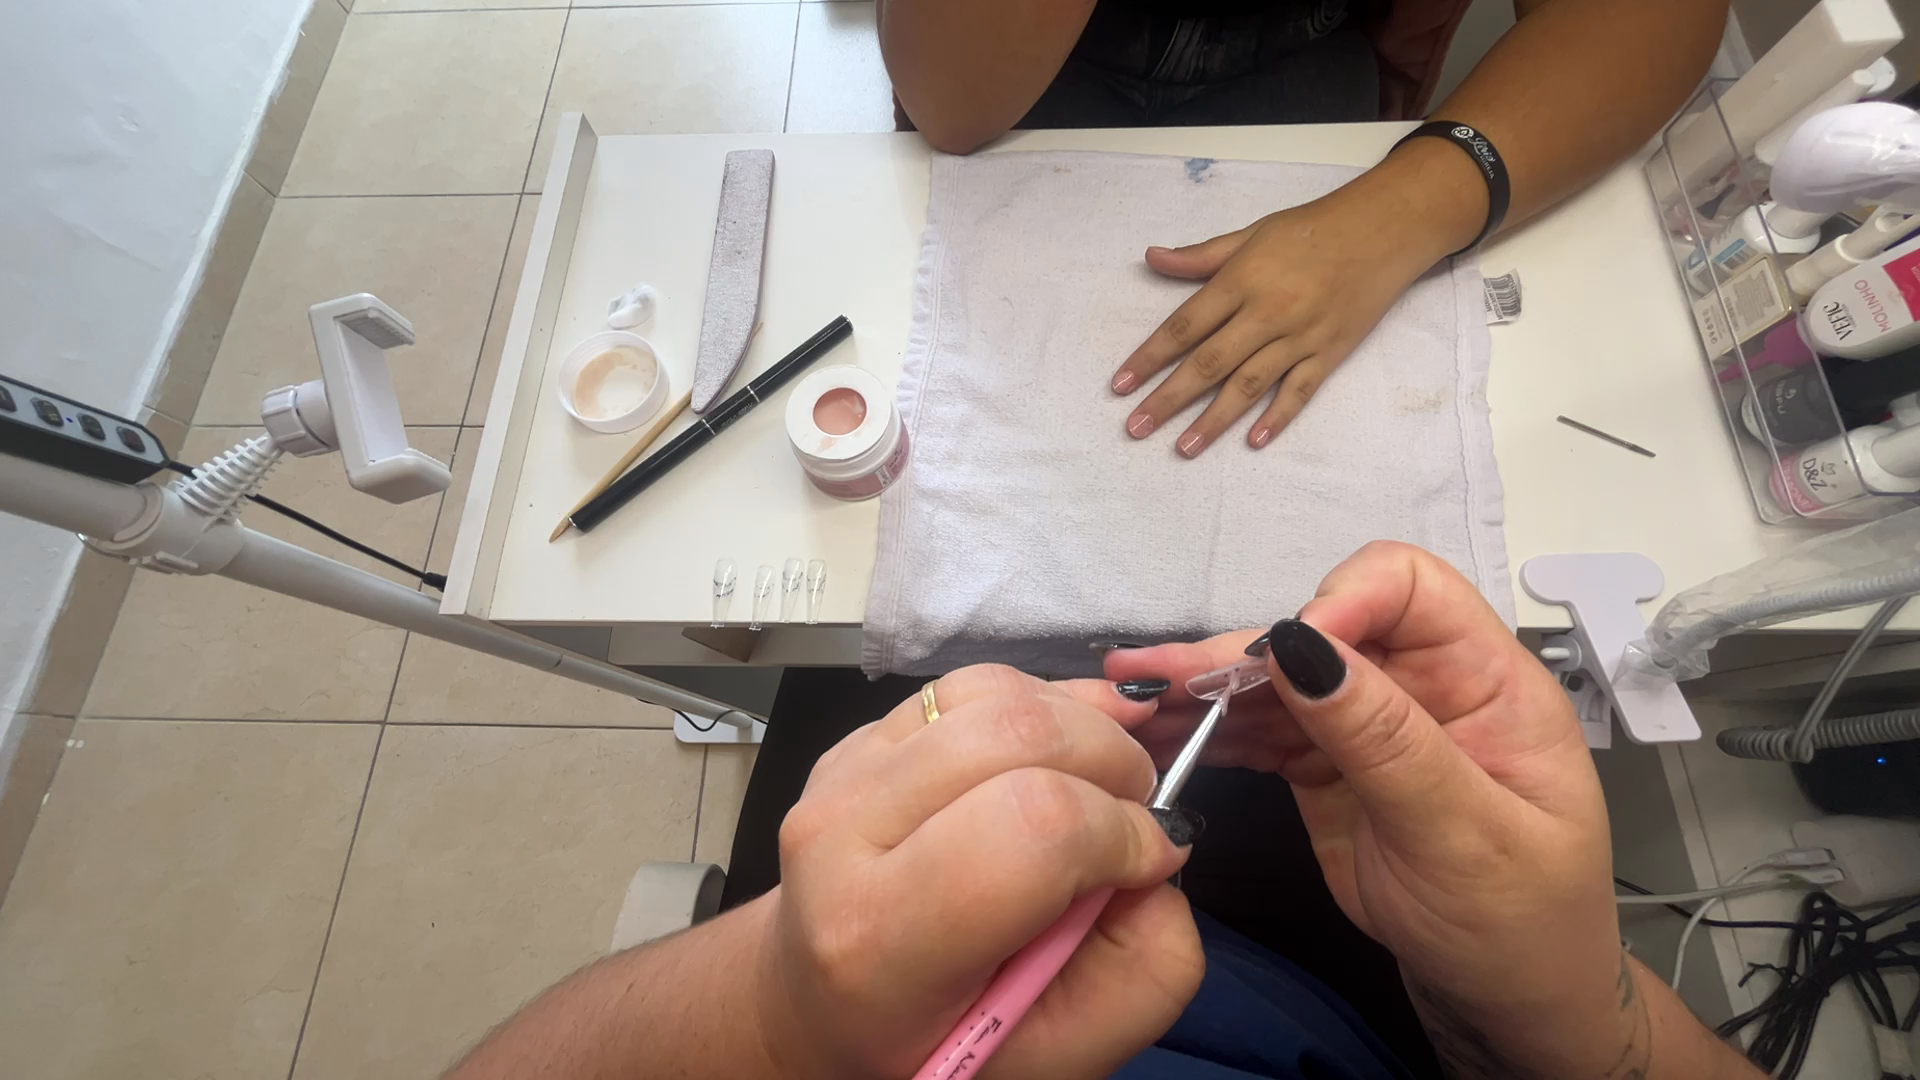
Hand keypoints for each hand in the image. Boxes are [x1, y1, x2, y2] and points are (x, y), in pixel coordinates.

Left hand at [756, 665, 1202, 1079]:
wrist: (817, 997)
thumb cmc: (931, 1040)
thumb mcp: (1055, 1054)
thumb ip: (1141, 972)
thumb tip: (1158, 855)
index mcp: (878, 934)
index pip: (1030, 827)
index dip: (1119, 829)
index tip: (1152, 856)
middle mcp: (842, 832)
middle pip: (1012, 734)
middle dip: (1110, 755)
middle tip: (1138, 800)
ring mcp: (842, 770)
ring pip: (992, 693)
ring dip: (1076, 718)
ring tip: (1102, 769)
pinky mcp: (855, 737)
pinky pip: (964, 686)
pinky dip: (1034, 700)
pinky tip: (1053, 744)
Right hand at [1105, 543, 1635, 1069]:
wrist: (1497, 997)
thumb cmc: (1518, 924)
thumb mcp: (1463, 835)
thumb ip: (1382, 738)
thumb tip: (1301, 647)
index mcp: (1479, 679)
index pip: (1409, 588)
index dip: (1343, 597)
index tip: (1282, 651)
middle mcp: (1410, 682)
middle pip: (1309, 633)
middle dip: (1228, 652)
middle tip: (1150, 674)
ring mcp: (1356, 719)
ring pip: (1267, 679)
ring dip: (1198, 689)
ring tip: (1131, 699)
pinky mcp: (1315, 756)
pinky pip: (1252, 728)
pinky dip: (1204, 731)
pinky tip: (1160, 734)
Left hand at [1112, 156, 1473, 457]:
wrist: (1390, 226)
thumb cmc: (1313, 229)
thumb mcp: (1252, 234)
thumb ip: (1200, 257)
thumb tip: (1150, 256)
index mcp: (1241, 280)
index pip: (1183, 326)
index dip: (1148, 358)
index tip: (1119, 387)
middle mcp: (1267, 311)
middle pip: (1208, 363)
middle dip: (1168, 399)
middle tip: (1135, 428)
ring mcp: (1300, 335)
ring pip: (1249, 385)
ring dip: (1213, 420)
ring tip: (1182, 449)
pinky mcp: (1330, 352)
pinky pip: (1301, 390)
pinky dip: (1279, 416)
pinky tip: (1254, 441)